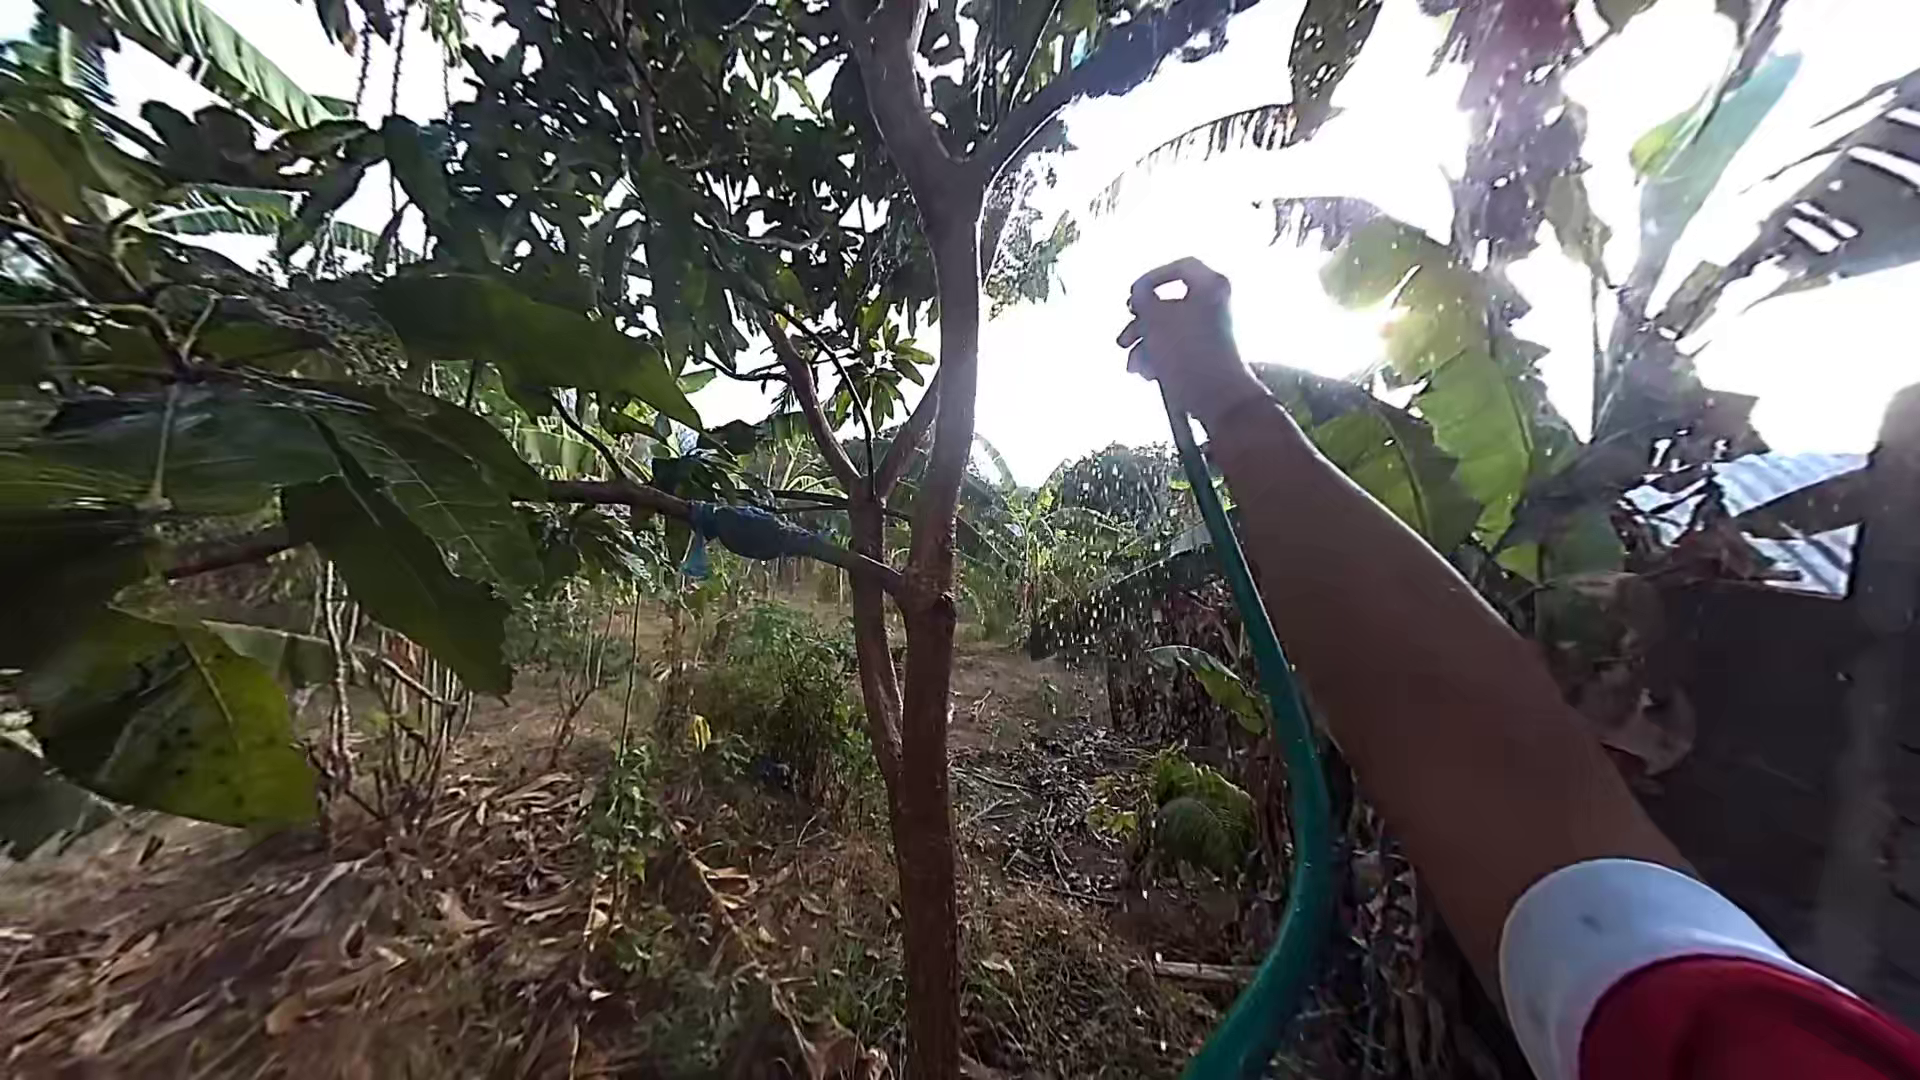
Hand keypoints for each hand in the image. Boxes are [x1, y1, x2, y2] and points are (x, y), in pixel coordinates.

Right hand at [1117, 258, 1269, 427]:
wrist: (1213, 394)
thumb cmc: (1186, 350)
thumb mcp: (1155, 318)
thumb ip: (1142, 298)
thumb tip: (1139, 293)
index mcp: (1210, 286)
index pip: (1180, 267)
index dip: (1151, 278)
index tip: (1133, 295)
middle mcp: (1212, 305)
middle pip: (1167, 304)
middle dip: (1140, 323)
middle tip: (1124, 337)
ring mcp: (1208, 332)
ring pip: (1165, 330)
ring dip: (1143, 346)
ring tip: (1133, 365)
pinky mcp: (1202, 355)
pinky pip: (1172, 349)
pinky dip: (1156, 358)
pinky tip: (1147, 373)